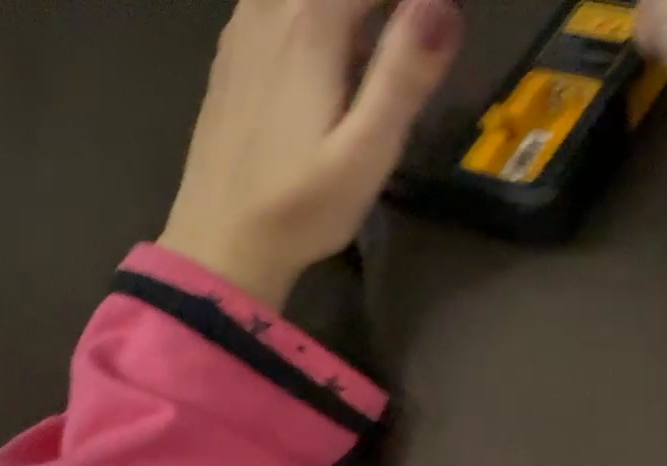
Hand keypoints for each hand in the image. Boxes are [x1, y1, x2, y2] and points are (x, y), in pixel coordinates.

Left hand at [158, 0, 461, 305]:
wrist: (223, 240)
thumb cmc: (304, 206)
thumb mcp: (367, 150)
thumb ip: (403, 74)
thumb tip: (442, 4)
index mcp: (310, 23)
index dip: (414, 2)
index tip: (443, 18)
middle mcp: (270, 8)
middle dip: (382, 7)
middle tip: (415, 38)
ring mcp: (244, 28)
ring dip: (350, 13)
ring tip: (381, 51)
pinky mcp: (233, 54)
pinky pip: (278, 6)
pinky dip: (313, 17)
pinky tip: (335, 55)